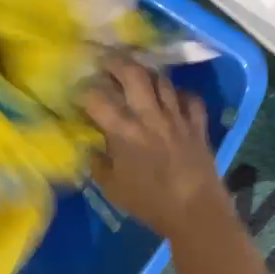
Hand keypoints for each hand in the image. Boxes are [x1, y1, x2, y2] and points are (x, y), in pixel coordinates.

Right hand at [82, 60, 224, 239]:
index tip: (77, 92)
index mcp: (123, 131)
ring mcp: (176, 117)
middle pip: (133, 74)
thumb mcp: (112, 188)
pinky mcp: (197, 125)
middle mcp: (149, 116)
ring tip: (138, 74)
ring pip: (162, 80)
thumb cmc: (149, 203)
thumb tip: (90, 149)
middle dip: (116, 62)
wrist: (195, 212)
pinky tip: (174, 98)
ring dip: (148, 73)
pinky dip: (181, 94)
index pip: (97, 98)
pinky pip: (191, 99)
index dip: (83, 91)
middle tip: (105, 61)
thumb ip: (98, 164)